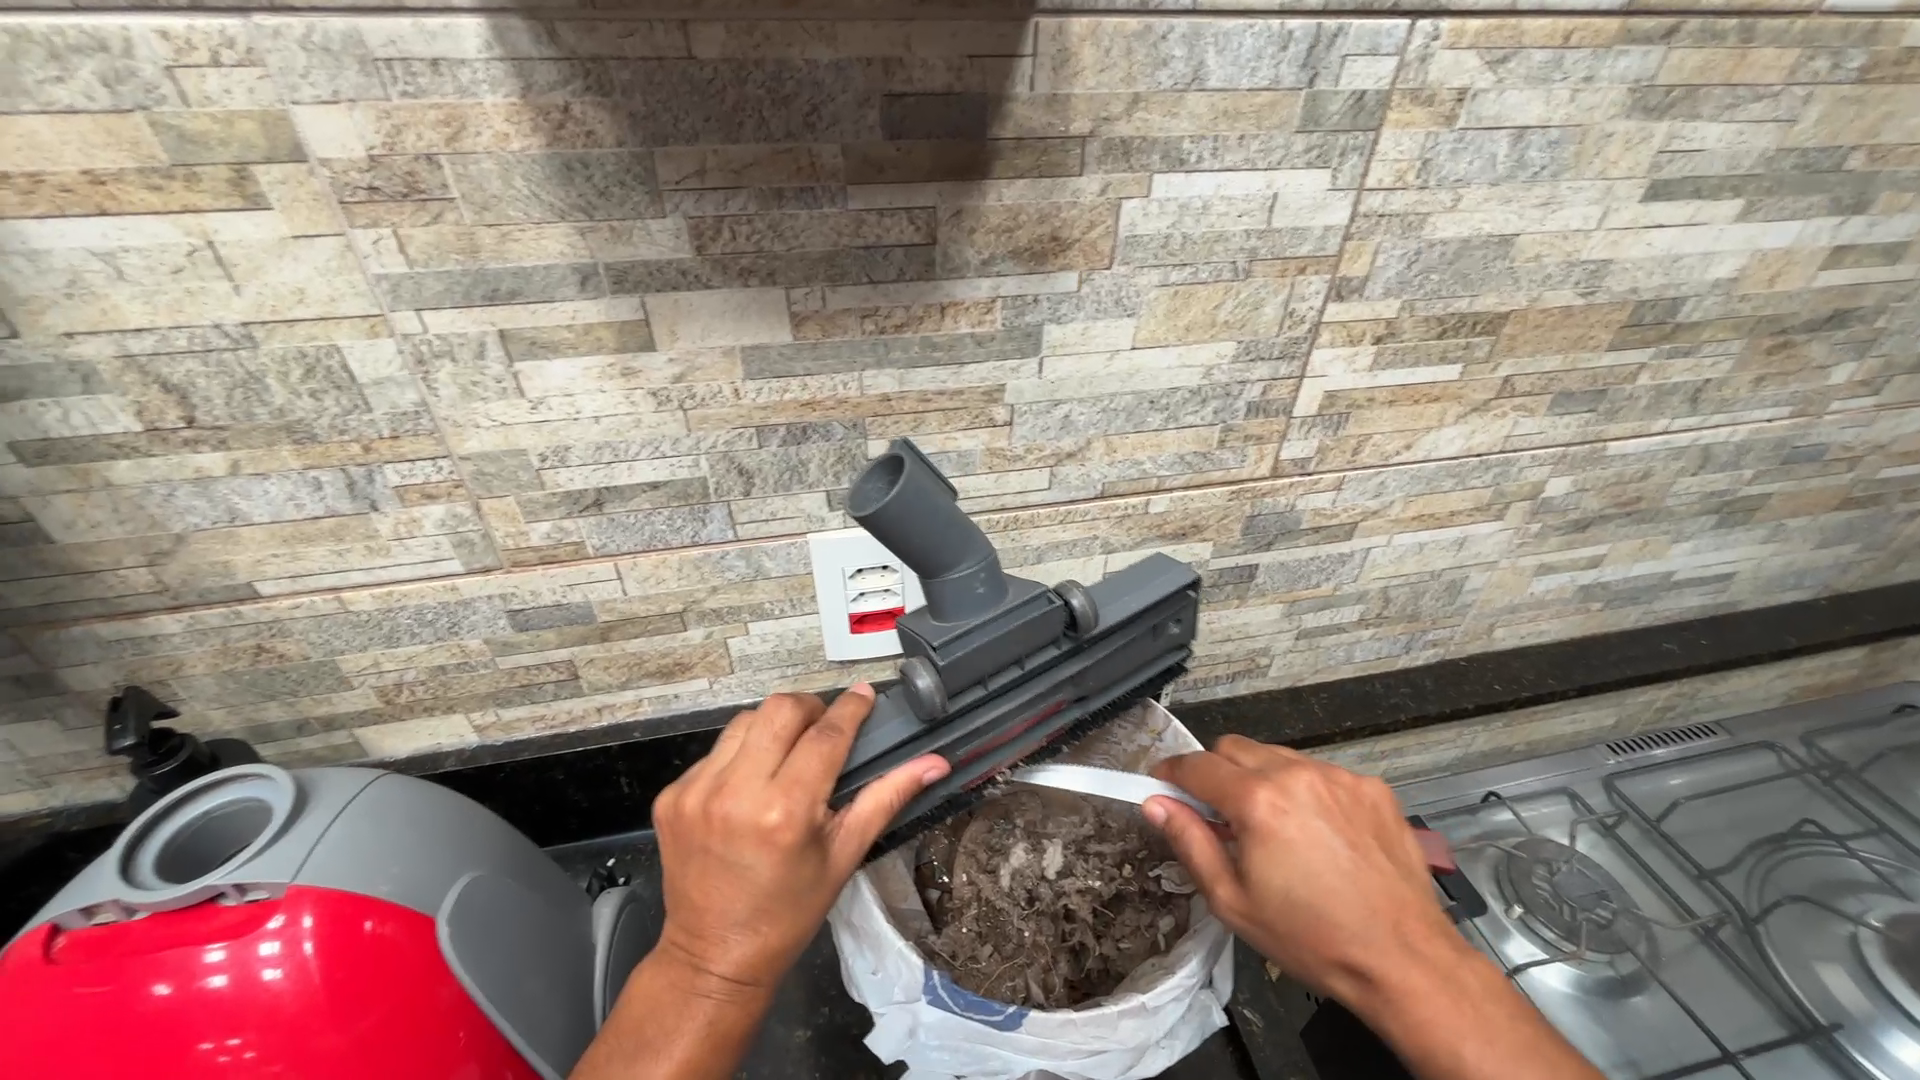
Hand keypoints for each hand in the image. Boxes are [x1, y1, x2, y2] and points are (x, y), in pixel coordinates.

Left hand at [650, 686, 948, 998]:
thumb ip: (887, 797)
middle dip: (810, 708)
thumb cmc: (789, 911)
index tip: (865, 695)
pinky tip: (753, 783)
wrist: (714, 954)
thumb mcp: (844, 855)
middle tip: (825, 727)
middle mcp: (735, 792)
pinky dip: (742, 754)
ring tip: (788, 755)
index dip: (850, 708)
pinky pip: (716, 750)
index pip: (825, 734)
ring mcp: (696, 791)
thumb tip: (935, 762)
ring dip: (774, 727)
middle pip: (780, 709)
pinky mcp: (672, 795)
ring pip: (745, 721)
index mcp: (785, 811)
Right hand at [1142, 736, 1464, 1004]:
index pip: (1196, 764)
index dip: (1171, 771)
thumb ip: (1188, 841)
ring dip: (1259, 779)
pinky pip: (1319, 772)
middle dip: (1214, 771)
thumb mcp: (1232, 900)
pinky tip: (1314, 833)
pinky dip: (1304, 791)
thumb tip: (1156, 804)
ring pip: (1276, 756)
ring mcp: (1339, 778)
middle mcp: (1298, 775)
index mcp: (1258, 802)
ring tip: (1270, 827)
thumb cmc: (1314, 939)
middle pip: (1233, 747)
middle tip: (1216, 813)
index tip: (1162, 783)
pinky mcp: (1371, 788)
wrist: (1404, 960)